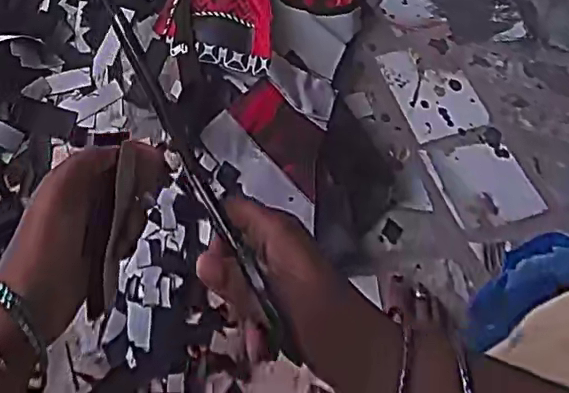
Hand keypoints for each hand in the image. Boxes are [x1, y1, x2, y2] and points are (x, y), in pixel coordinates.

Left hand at [0, 142, 168, 342]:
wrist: (31, 306)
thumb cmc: (38, 249)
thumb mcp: (62, 191)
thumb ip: (87, 162)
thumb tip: (115, 148)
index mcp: (68, 178)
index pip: (108, 155)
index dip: (132, 156)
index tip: (155, 160)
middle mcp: (79, 199)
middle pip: (122, 181)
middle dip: (136, 190)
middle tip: (138, 202)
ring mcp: (89, 226)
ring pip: (127, 209)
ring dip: (132, 219)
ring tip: (122, 233)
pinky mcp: (97, 252)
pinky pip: (124, 236)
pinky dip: (128, 240)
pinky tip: (120, 249)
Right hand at [197, 198, 403, 392]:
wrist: (366, 361)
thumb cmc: (326, 320)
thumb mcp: (272, 298)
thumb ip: (236, 278)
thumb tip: (202, 261)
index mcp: (276, 230)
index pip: (232, 209)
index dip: (214, 229)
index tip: (206, 261)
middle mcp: (278, 243)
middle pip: (232, 248)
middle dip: (228, 281)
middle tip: (233, 305)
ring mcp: (284, 270)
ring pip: (243, 279)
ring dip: (242, 309)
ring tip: (255, 334)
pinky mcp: (288, 296)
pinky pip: (259, 300)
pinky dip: (257, 322)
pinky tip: (264, 344)